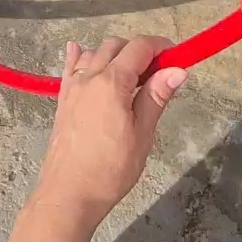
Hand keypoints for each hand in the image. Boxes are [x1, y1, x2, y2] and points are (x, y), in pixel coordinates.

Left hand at [32, 36, 187, 232]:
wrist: (69, 196)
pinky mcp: (62, 101)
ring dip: (115, 55)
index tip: (177, 58)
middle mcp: (89, 78)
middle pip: (116, 46)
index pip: (139, 47)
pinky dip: (82, 56)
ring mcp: (72, 88)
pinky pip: (71, 68)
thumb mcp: (142, 134)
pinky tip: (81, 51)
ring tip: (132, 76)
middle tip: (159, 73)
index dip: (161, 47)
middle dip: (140, 51)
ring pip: (94, 53)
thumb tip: (178, 70)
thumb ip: (156, 96)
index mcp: (112, 83)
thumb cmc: (110, 170)